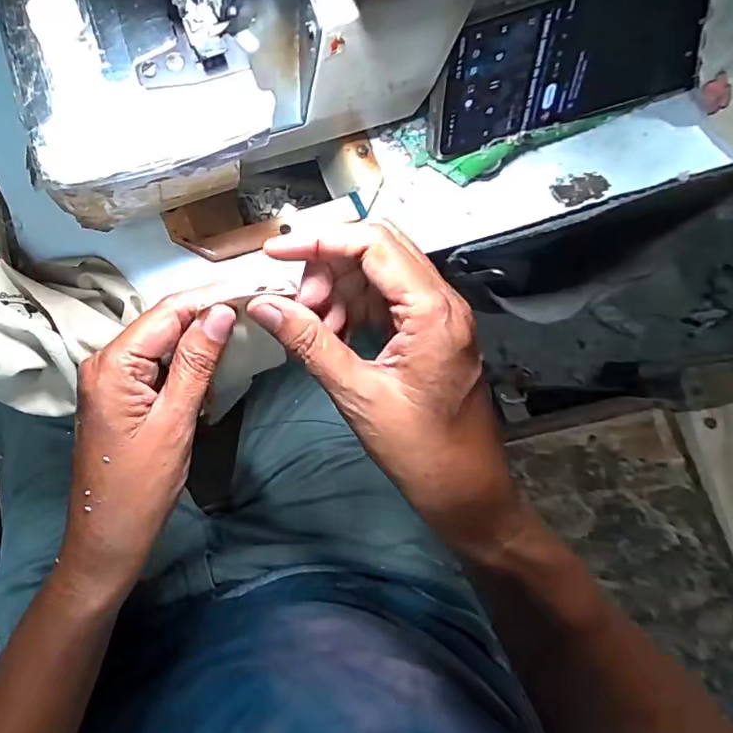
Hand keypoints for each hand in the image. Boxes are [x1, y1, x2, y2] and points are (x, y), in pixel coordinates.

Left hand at [53, 298, 235, 604]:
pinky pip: (152, 362)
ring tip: (240, 323)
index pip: (167, 312)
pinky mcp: (116, 392)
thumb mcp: (174, 422)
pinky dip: (181, 358)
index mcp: (112, 363)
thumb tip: (220, 313)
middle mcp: (103, 361)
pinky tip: (211, 355)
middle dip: (205, 311)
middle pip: (161, 321)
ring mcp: (107, 376)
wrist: (106, 537)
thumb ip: (196, 363)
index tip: (252, 289)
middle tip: (253, 304)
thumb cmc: (139, 489)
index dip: (210, 297)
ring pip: (158, 340)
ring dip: (196, 333)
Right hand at [243, 221, 525, 553]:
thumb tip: (265, 307)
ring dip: (334, 290)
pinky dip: (347, 308)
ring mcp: (435, 316)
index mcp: (433, 312)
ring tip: (312, 327)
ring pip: (374, 274)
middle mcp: (440, 303)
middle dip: (325, 267)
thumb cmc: (424, 451)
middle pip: (374, 250)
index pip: (373, 244)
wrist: (467, 491)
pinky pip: (380, 300)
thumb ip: (309, 343)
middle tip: (297, 304)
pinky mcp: (426, 332)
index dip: (319, 240)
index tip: (276, 253)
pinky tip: (329, 335)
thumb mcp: (357, 394)